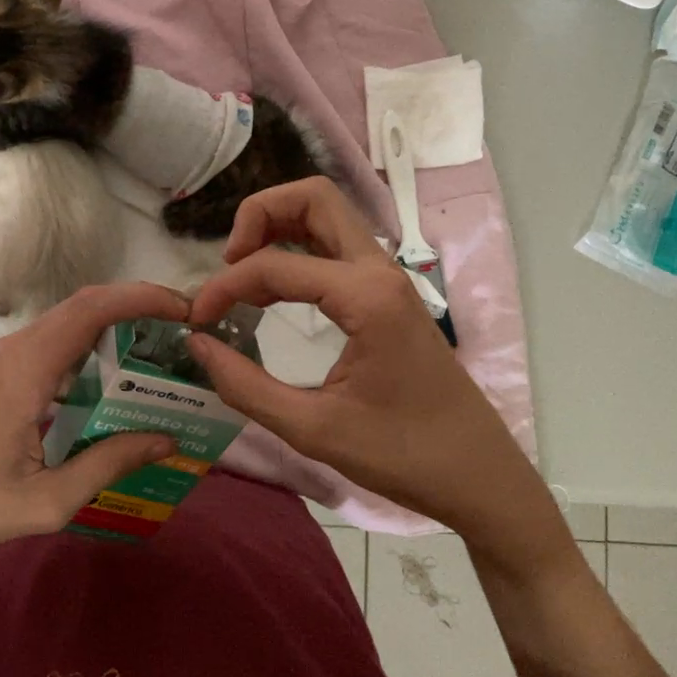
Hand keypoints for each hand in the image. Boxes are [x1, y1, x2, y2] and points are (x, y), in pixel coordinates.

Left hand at [0, 283, 188, 566]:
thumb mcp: (46, 501)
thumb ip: (107, 464)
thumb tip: (167, 438)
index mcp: (24, 372)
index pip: (90, 310)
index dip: (140, 297)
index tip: (184, 308)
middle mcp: (12, 352)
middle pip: (82, 308)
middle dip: (136, 308)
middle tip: (184, 331)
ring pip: (65, 325)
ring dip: (112, 328)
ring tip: (159, 353)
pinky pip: (49, 345)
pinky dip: (87, 349)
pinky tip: (111, 380)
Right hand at [186, 179, 565, 572]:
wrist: (480, 478)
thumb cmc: (402, 456)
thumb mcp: (313, 429)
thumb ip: (246, 385)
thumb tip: (196, 345)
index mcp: (366, 297)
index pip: (275, 265)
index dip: (225, 287)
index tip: (197, 320)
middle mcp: (380, 271)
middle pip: (313, 198)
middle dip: (258, 214)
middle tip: (228, 264)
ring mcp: (389, 278)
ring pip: (327, 214)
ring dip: (278, 225)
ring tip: (242, 270)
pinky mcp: (389, 294)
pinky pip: (337, 245)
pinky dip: (297, 247)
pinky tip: (273, 287)